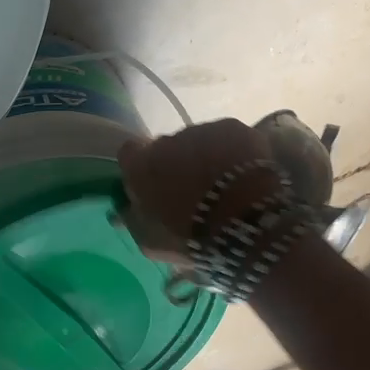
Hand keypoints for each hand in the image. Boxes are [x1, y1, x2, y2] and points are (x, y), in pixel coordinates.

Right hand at [116, 119, 279, 261]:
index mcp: (140, 165)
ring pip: (199, 142)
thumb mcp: (149, 241)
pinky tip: (243, 176)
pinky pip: (229, 140)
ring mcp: (204, 131)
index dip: (139, 167)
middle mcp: (167, 140)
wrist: (243, 221)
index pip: (129, 153)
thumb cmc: (189, 235)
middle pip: (166, 148)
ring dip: (205, 158)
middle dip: (176, 165)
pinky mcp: (236, 129)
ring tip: (222, 187)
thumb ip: (133, 219)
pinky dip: (233, 153)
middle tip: (190, 192)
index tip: (150, 184)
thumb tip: (126, 210)